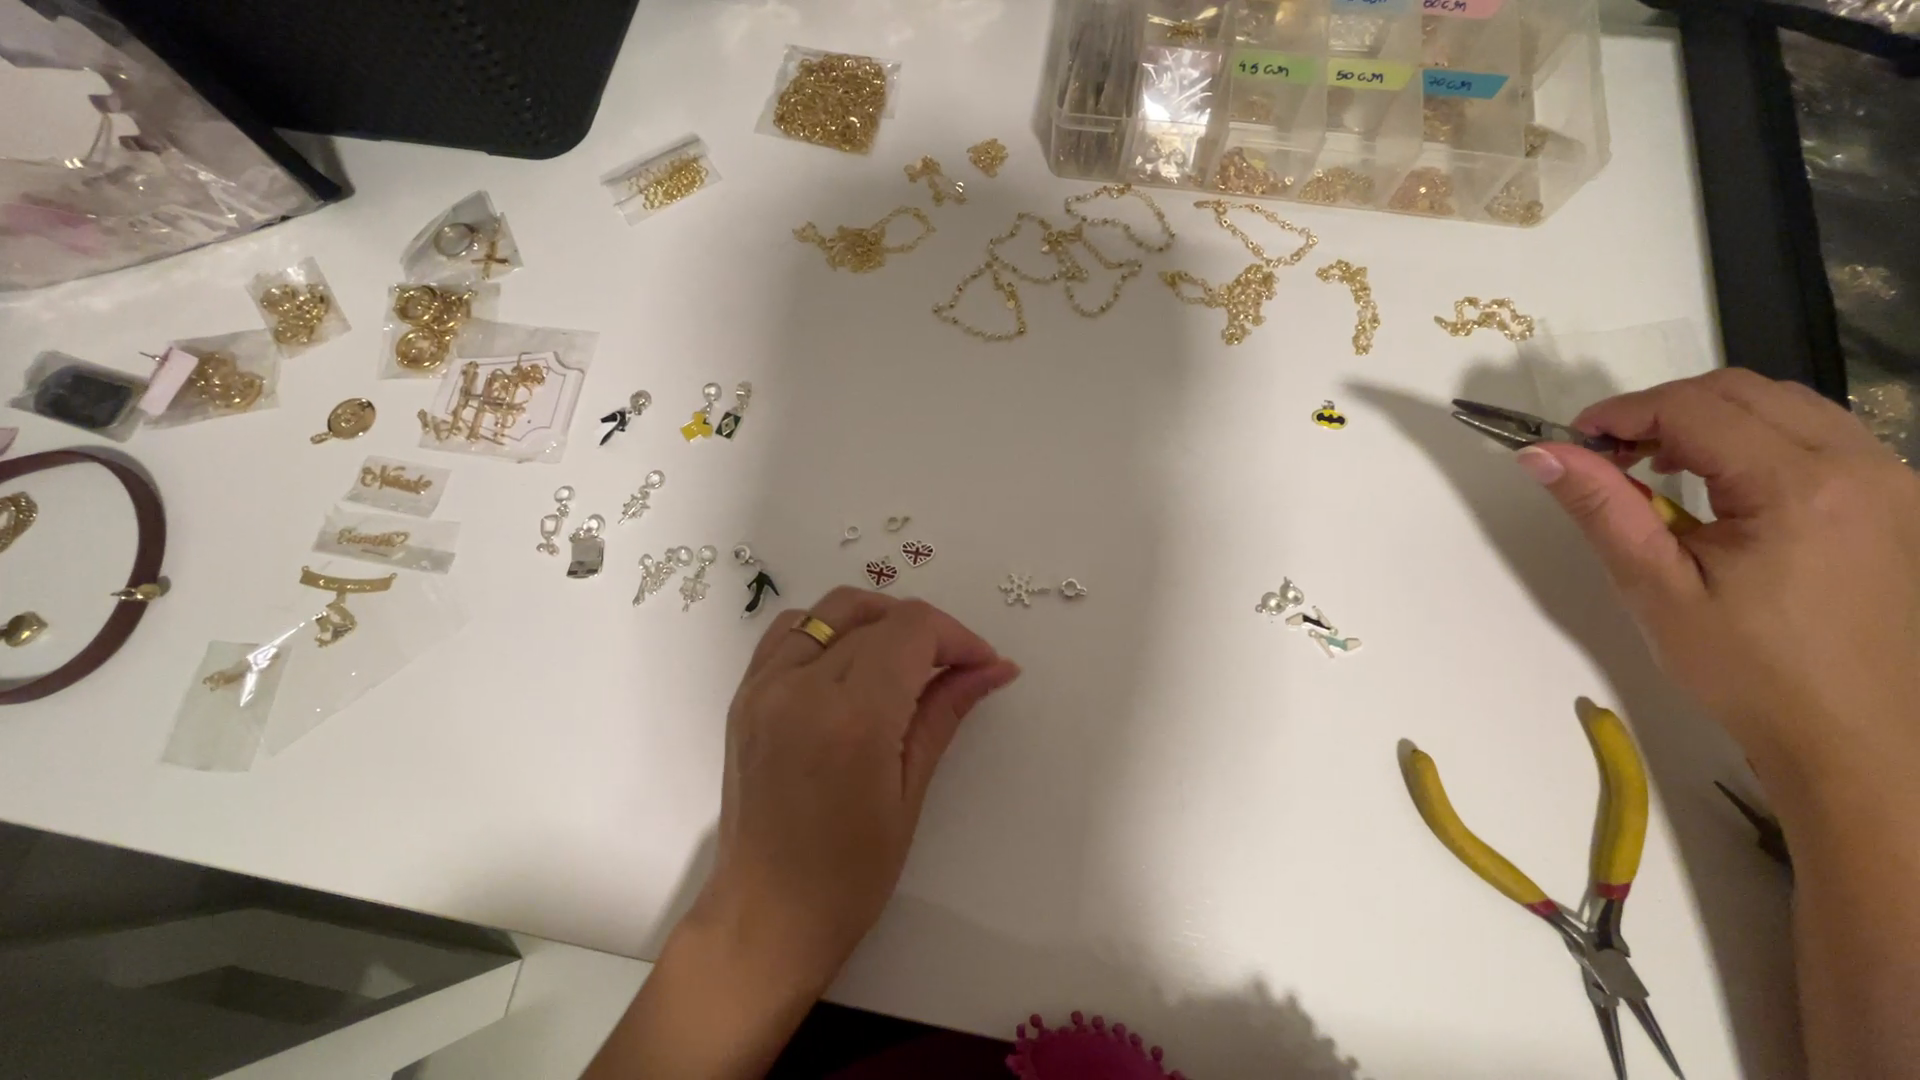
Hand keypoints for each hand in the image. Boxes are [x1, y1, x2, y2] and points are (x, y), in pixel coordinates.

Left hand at [584, 590, 1016, 1079]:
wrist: (765, 914)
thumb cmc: (849, 874)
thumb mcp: (910, 792)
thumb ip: (946, 712)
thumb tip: (997, 668)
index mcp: (850, 716)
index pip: (912, 630)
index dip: (957, 637)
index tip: (983, 665)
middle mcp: (800, 686)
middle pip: (876, 614)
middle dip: (926, 630)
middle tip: (953, 668)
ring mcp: (764, 686)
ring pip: (831, 609)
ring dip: (878, 620)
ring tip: (905, 661)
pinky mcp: (744, 695)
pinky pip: (791, 631)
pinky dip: (830, 630)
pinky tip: (853, 664)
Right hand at [1514, 369, 1919, 789]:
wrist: (1852, 733)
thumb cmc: (1745, 668)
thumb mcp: (1654, 587)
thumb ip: (1601, 507)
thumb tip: (1541, 453)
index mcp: (1801, 487)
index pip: (1696, 408)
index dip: (1622, 413)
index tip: (1572, 443)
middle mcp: (1860, 465)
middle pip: (1742, 391)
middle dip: (1660, 410)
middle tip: (1605, 456)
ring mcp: (1888, 480)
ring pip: (1781, 404)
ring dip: (1704, 419)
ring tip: (1652, 468)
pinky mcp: (1892, 500)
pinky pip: (1814, 434)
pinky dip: (1749, 437)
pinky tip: (1713, 483)